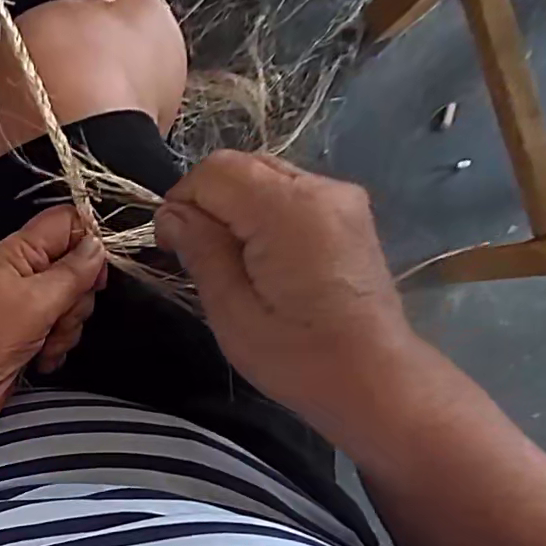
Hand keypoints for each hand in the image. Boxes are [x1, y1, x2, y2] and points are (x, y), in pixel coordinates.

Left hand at [0, 205, 106, 459]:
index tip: (96, 276)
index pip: (65, 222)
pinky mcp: (28, 334)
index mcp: (16, 252)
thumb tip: (98, 245)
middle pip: (75, 267)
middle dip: (77, 299)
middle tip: (59, 318)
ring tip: (46, 345)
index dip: (88, 242)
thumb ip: (72, 271)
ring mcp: (25, 305)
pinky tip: (42, 360)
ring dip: (67, 328)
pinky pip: (61, 329)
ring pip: (72, 302)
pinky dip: (57, 346)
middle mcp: (21, 273)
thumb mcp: (36, 301)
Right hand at [154, 150, 414, 423]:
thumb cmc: (297, 357)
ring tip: (228, 260)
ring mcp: (341, 198)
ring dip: (232, 208)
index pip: (214, 172)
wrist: (375, 380)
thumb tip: (170, 215)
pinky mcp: (348, 213)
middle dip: (205, 202)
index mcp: (288, 211)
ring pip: (263, 176)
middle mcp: (320, 189)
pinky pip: (287, 193)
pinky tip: (260, 257)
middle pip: (240, 165)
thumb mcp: (232, 312)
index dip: (181, 202)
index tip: (172, 247)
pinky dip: (259, 213)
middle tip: (195, 254)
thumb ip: (200, 251)